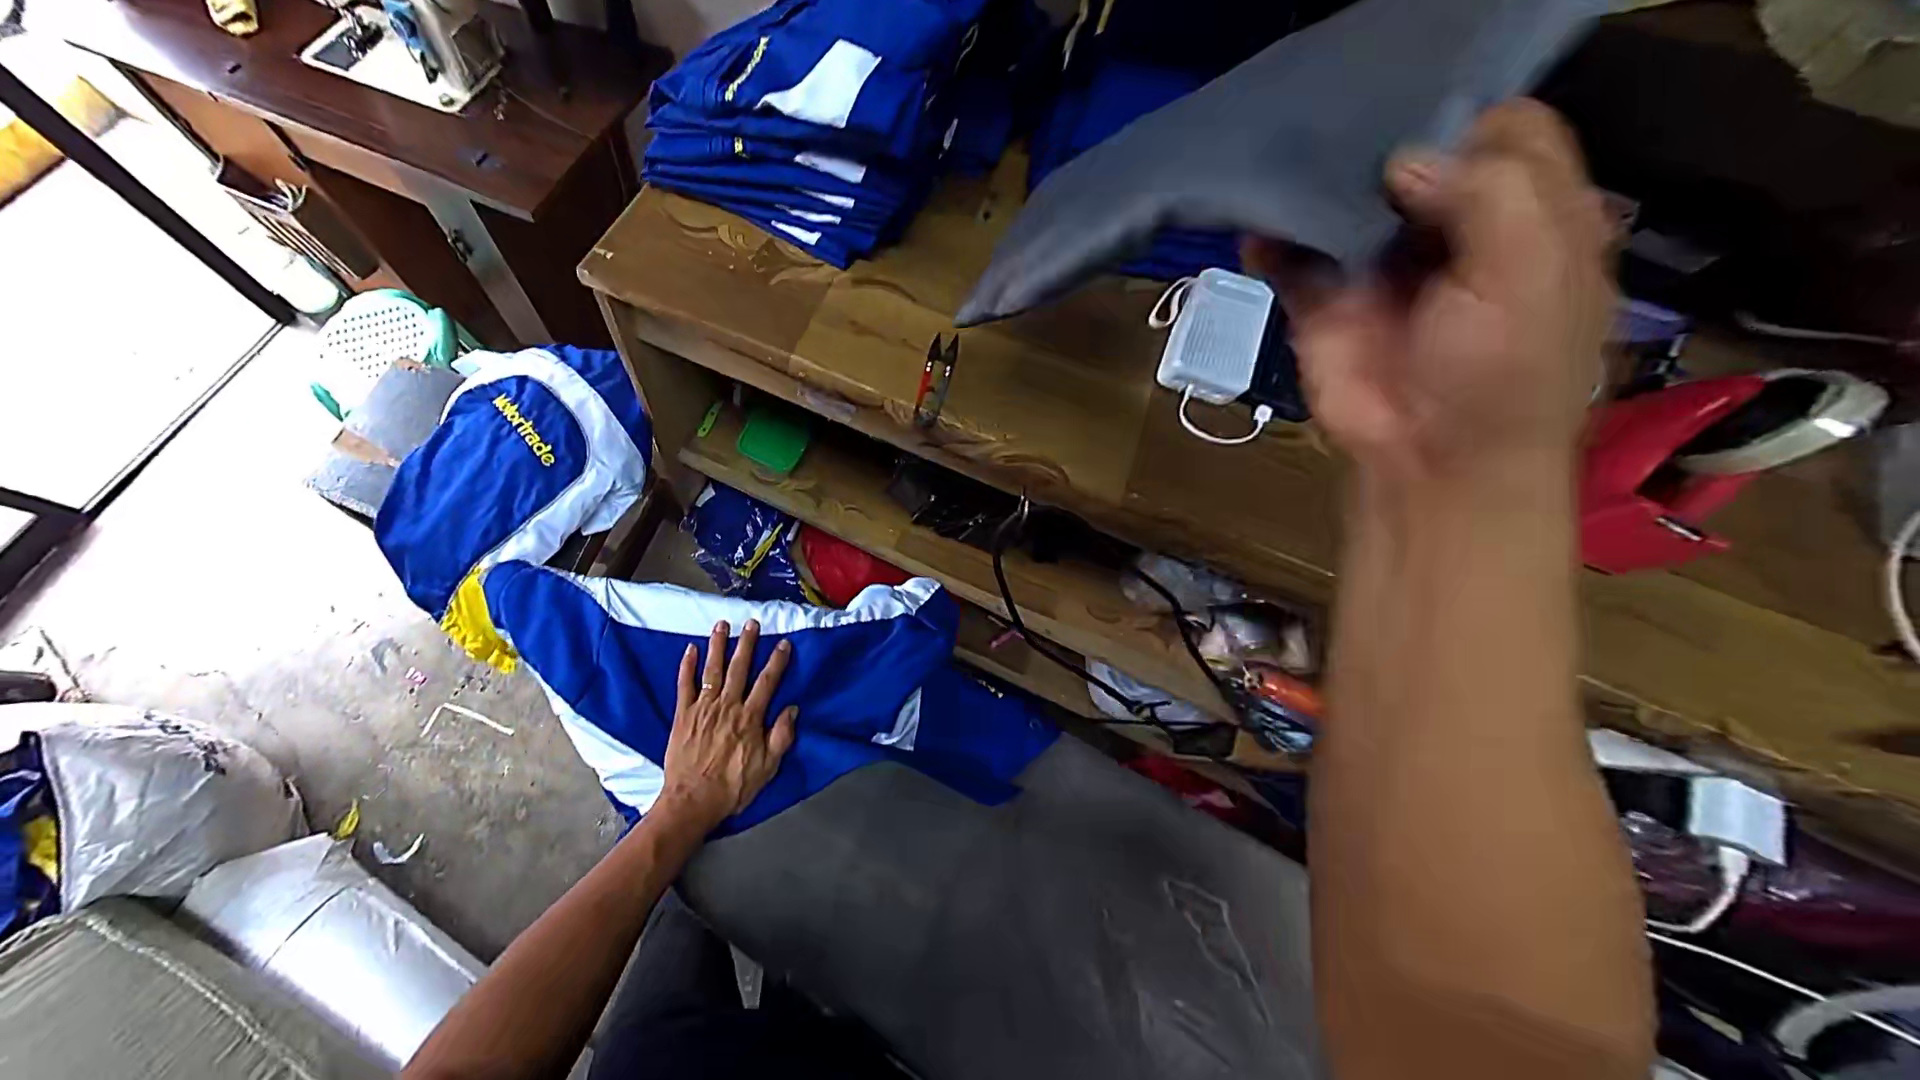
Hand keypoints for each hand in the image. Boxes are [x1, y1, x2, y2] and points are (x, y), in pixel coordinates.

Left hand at [656, 619, 798, 832]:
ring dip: (718, 645)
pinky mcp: (683, 715)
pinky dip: (687, 666)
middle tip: (753, 623)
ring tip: (722, 625)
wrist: (692, 802)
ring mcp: (703, 708)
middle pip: (739, 668)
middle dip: (747, 643)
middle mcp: (727, 706)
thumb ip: (781, 736)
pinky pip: (684, 685)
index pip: (767, 682)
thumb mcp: (768, 766)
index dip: (777, 661)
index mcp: (750, 717)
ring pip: (712, 670)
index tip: (784, 643)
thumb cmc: (733, 786)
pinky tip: (690, 649)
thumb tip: (791, 709)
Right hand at [1248, 100, 1613, 488]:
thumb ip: (1490, 196)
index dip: (1466, 118)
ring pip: (1344, 205)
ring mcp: (1378, 269)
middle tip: (1345, 119)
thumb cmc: (1503, 372)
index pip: (1501, 134)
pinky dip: (1269, 241)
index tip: (1423, 115)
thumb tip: (1404, 161)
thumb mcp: (1530, 272)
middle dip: (1382, 139)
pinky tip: (1256, 224)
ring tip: (1291, 154)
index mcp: (1524, 216)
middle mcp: (1449, 232)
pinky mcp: (1322, 305)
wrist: (1431, 461)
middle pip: (1412, 159)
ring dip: (1318, 183)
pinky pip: (1290, 261)